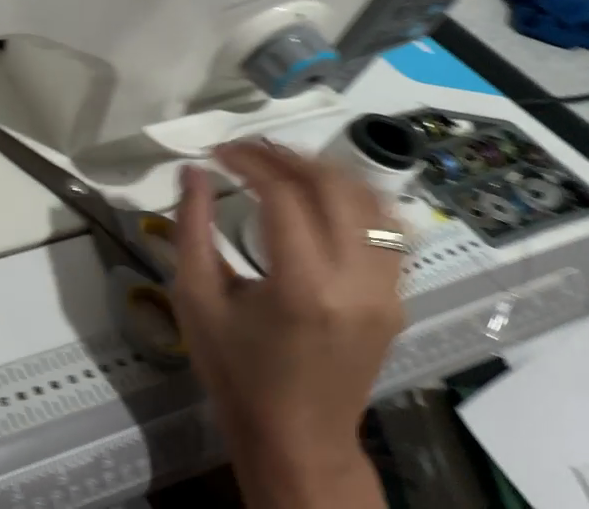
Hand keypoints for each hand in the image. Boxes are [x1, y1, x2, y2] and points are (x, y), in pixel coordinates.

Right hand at [172, 140, 403, 508]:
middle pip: (335, 188)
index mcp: (302, 286)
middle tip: (248, 151)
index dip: (249, 161)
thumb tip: (193, 171)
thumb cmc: (235, 370)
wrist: (296, 437)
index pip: (284, 195)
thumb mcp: (195, 298)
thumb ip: (192, 227)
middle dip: (288, 157)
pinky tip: (323, 196)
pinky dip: (357, 200)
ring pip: (373, 203)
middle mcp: (356, 283)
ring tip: (283, 165)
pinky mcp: (397, 300)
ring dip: (327, 172)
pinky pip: (390, 231)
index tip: (216, 153)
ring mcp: (387, 292)